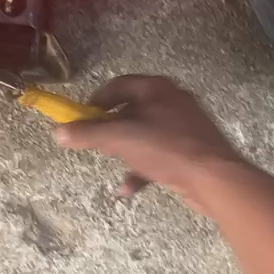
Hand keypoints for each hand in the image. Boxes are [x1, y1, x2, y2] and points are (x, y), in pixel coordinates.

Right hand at [54, 76, 249, 211]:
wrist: (214, 177)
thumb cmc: (166, 148)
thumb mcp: (120, 139)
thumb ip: (88, 134)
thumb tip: (59, 132)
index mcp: (156, 88)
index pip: (118, 85)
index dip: (96, 101)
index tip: (81, 119)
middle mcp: (171, 100)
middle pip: (131, 110)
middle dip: (111, 129)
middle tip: (97, 143)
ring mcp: (184, 126)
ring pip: (144, 134)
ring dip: (125, 151)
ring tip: (114, 163)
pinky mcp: (191, 149)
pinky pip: (159, 154)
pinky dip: (142, 168)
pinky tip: (130, 188)